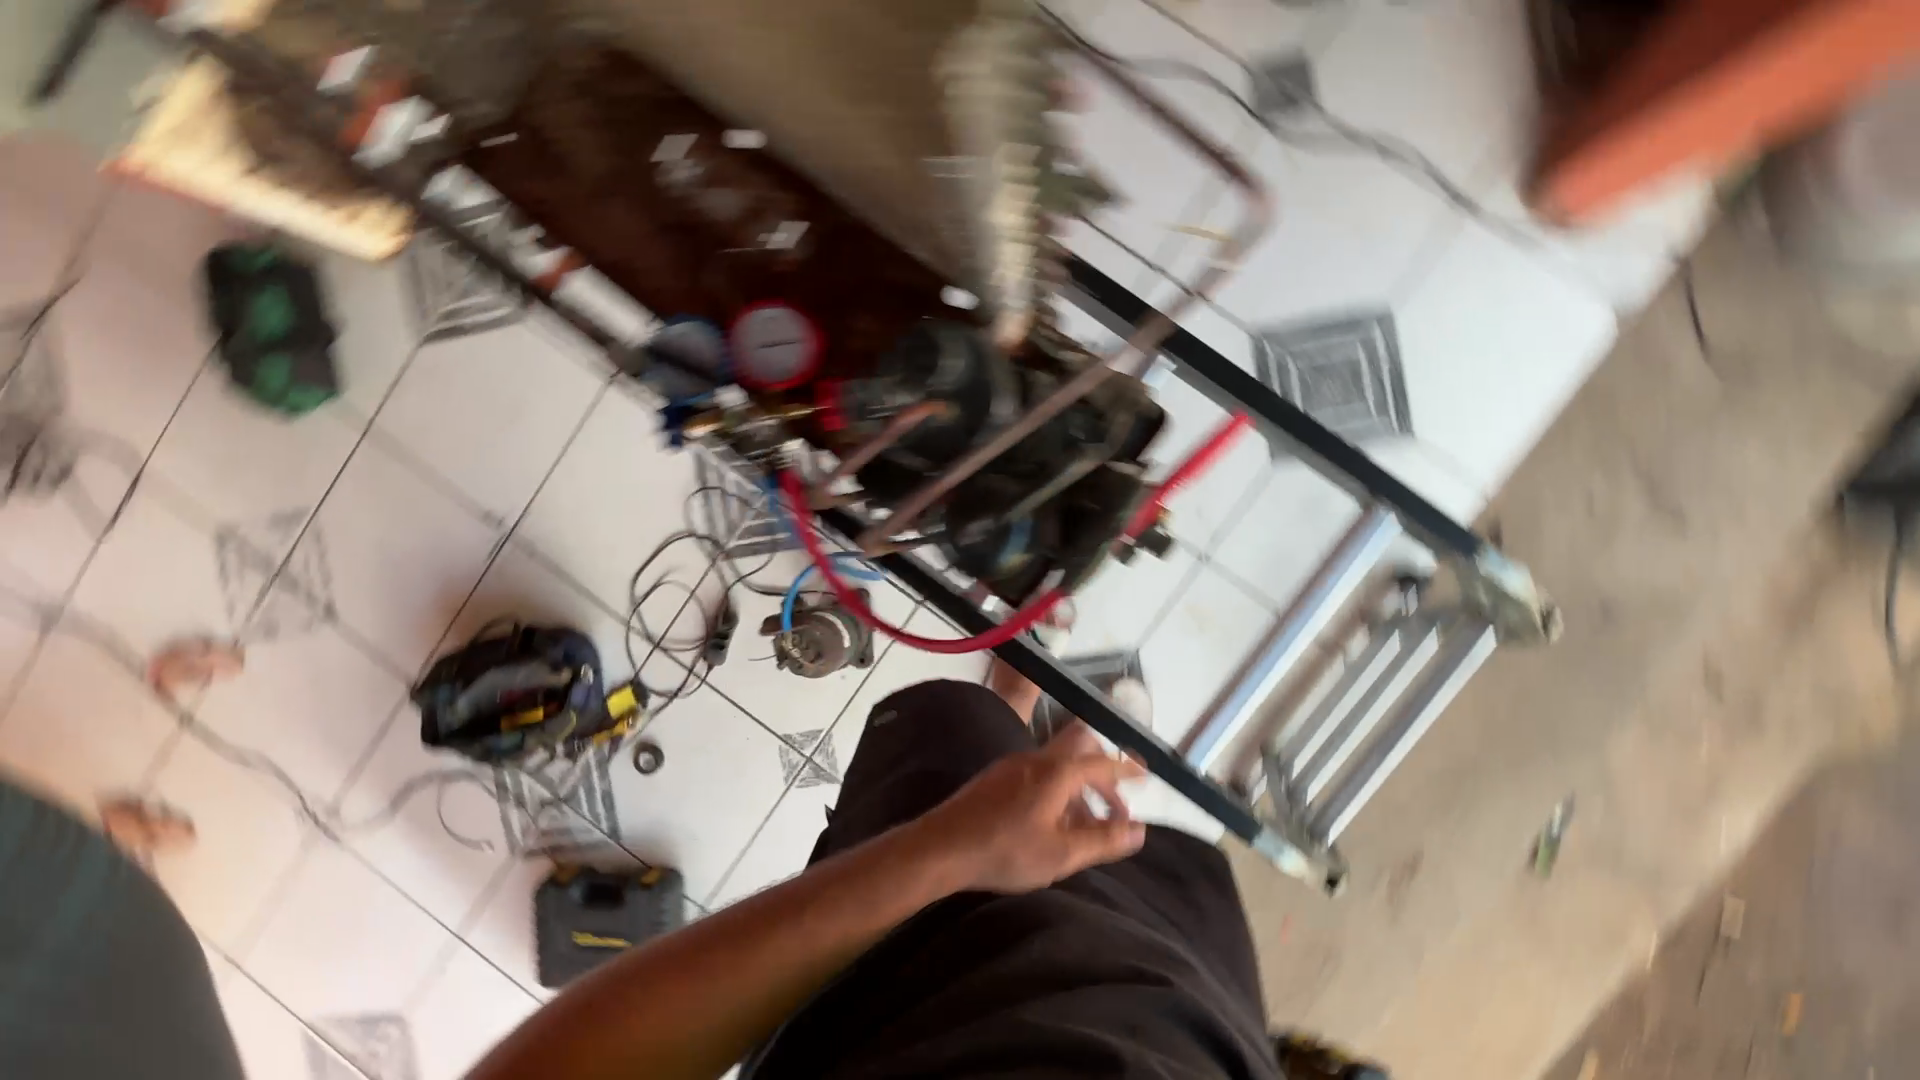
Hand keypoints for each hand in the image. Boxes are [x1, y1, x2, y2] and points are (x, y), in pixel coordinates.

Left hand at [909, 722, 1148, 893]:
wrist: (941, 847)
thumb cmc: (1005, 851)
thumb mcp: (1061, 854)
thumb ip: (1103, 840)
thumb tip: (1139, 830)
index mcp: (1056, 773)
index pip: (1102, 762)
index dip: (1126, 768)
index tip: (1145, 771)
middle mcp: (1035, 759)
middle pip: (1078, 748)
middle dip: (1102, 771)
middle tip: (1115, 801)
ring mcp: (1011, 765)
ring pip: (1056, 764)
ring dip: (1078, 787)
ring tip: (1085, 823)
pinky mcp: (994, 778)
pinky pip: (1037, 772)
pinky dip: (1056, 789)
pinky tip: (1051, 821)